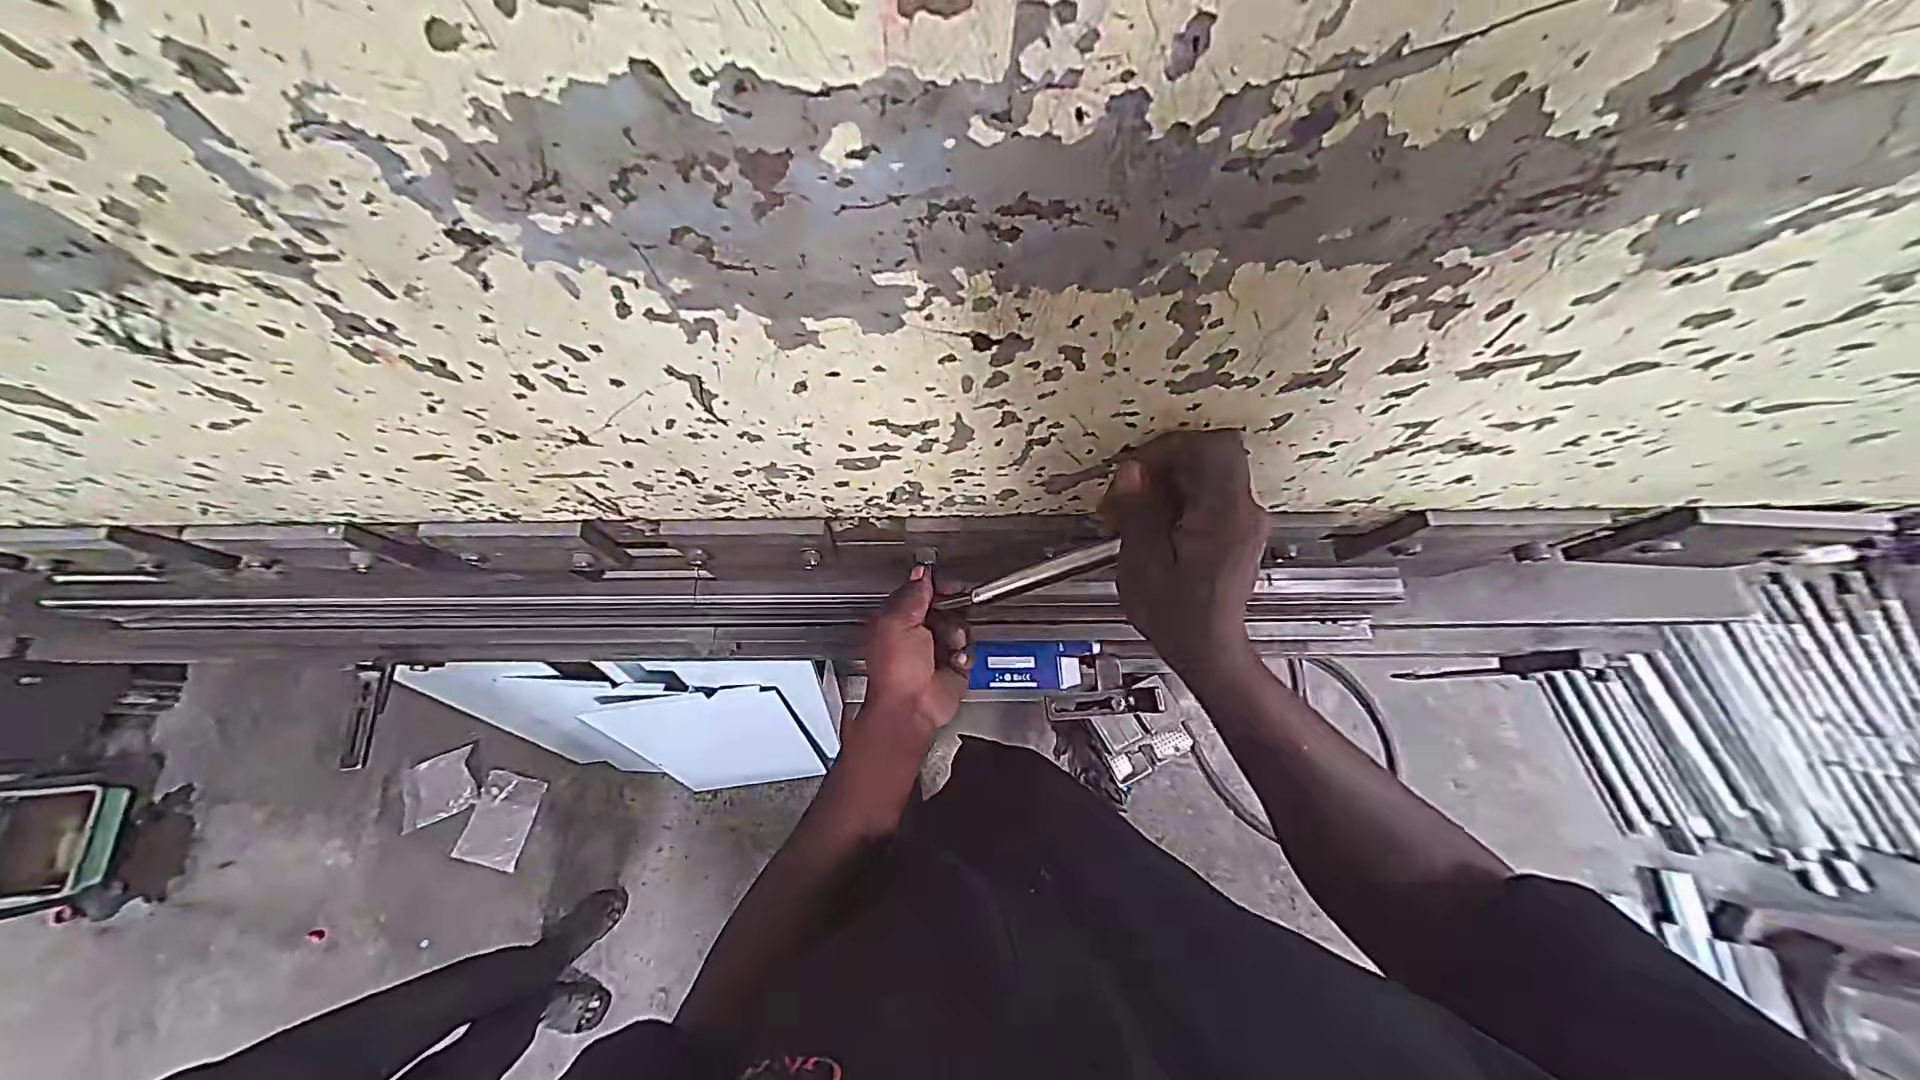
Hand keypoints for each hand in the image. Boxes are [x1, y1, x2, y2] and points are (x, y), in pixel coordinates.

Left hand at [850, 565, 970, 758]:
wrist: (910, 708)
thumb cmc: (895, 672)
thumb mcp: (898, 622)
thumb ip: (912, 595)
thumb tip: (921, 573)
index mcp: (898, 620)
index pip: (922, 592)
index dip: (938, 588)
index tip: (950, 587)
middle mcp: (918, 633)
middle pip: (947, 608)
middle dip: (952, 613)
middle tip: (949, 621)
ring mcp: (936, 651)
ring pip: (961, 628)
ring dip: (958, 635)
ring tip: (949, 646)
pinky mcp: (953, 667)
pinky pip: (969, 650)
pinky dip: (964, 655)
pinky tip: (954, 661)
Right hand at [1100, 430, 1268, 677]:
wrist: (1207, 649)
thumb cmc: (1180, 618)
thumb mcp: (1143, 564)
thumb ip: (1138, 511)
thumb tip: (1131, 472)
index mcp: (1224, 515)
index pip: (1210, 447)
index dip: (1168, 448)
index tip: (1136, 470)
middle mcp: (1243, 512)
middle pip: (1207, 457)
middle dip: (1161, 467)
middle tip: (1128, 494)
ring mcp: (1243, 520)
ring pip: (1204, 475)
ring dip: (1165, 485)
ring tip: (1134, 515)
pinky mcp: (1235, 530)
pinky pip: (1206, 496)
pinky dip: (1176, 501)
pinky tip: (1152, 527)